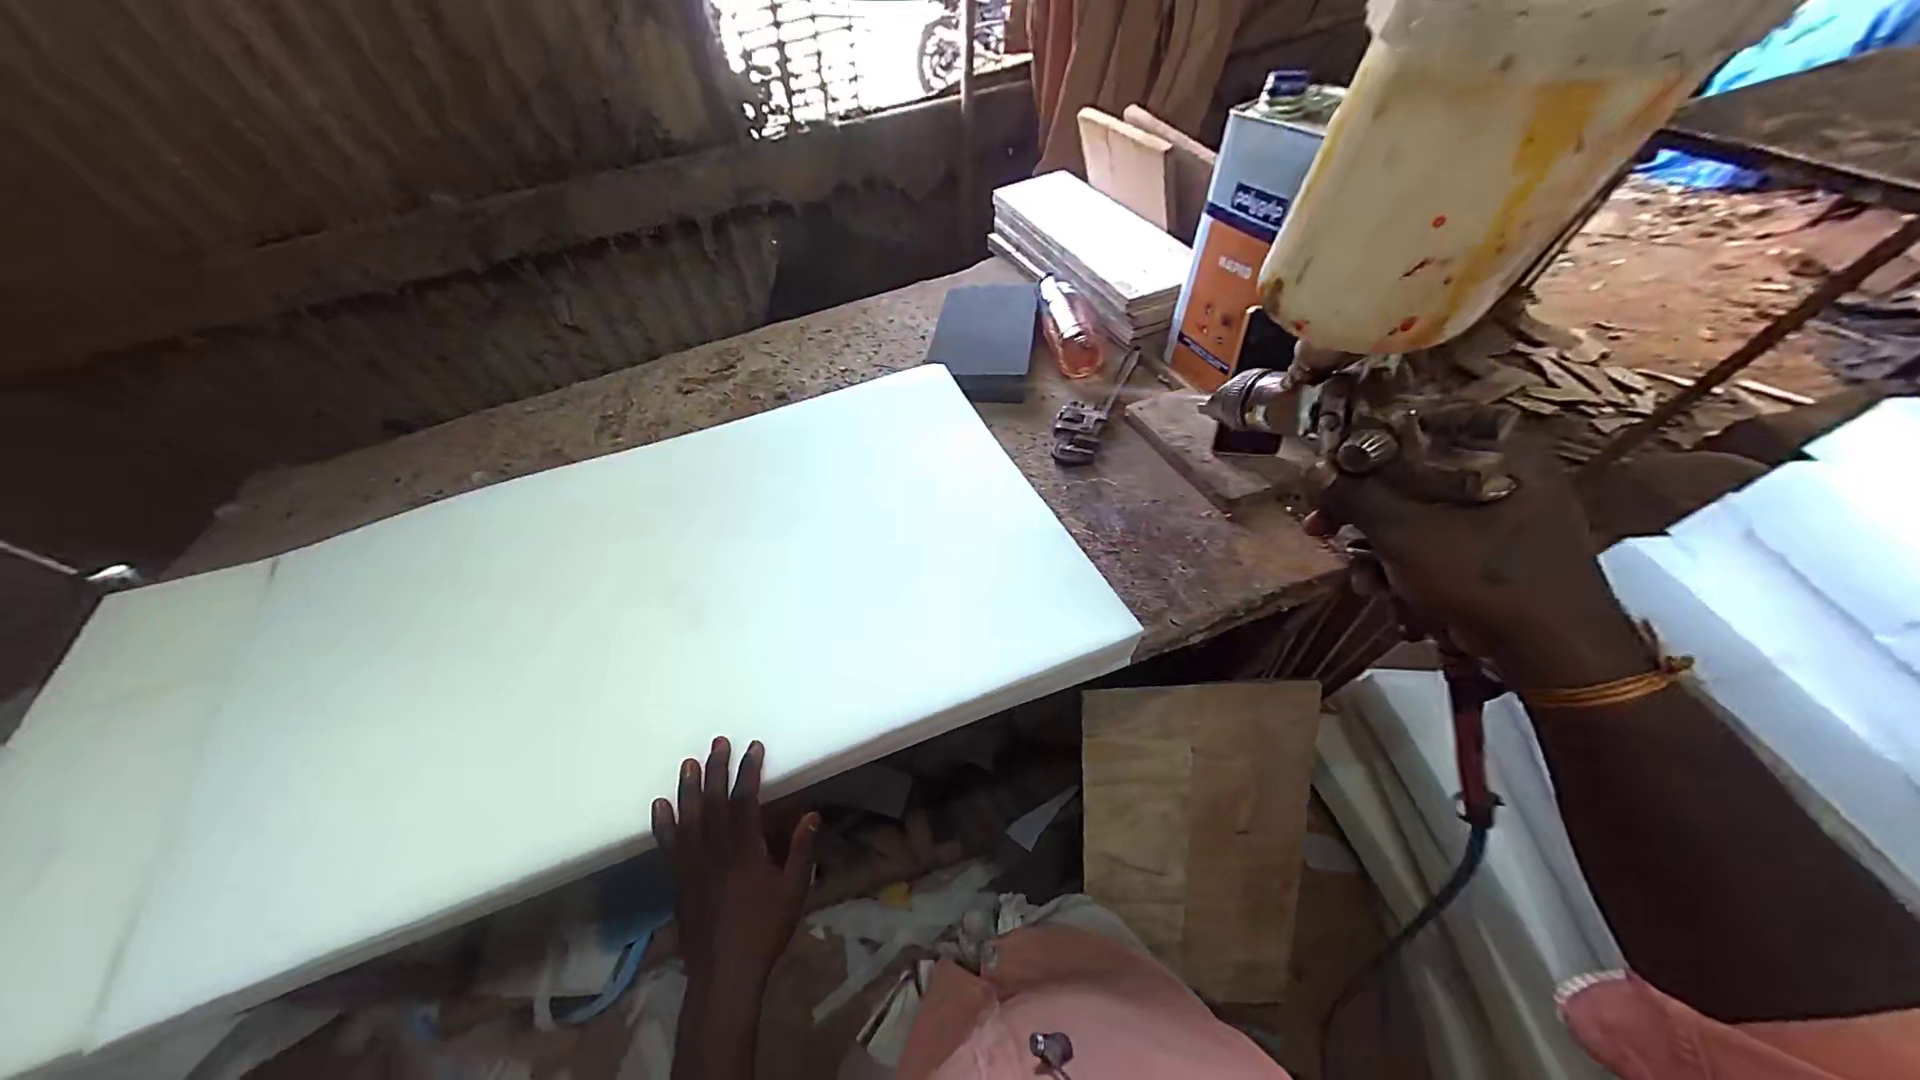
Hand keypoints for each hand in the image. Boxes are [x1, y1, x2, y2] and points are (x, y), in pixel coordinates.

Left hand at [653, 738, 818, 989]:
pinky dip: (664, 824)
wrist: (724, 973)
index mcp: (745, 851)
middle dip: (716, 769)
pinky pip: (669, 847)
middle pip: (713, 802)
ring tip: (688, 763)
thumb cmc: (764, 930)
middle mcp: (715, 851)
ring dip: (688, 789)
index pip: (745, 800)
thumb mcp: (793, 890)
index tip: (753, 748)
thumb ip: (800, 850)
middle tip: (718, 743)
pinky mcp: (679, 882)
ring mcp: (692, 866)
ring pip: (688, 819)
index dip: (748, 771)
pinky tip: (661, 806)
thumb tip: (811, 814)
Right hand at [1305, 441, 1650, 688]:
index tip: (1326, 477)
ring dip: (1375, 548)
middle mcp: (1504, 476)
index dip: (1361, 451)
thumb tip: (1312, 470)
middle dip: (1359, 512)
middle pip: (1409, 477)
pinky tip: (1383, 590)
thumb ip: (1355, 495)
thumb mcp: (1405, 533)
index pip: (1415, 428)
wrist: (1554, 655)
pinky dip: (1403, 565)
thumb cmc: (1483, 577)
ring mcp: (1502, 517)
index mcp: (1499, 453)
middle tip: (1322, 527)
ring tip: (1361, 580)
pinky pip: (1435, 543)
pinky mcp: (1495, 553)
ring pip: (1416, 516)